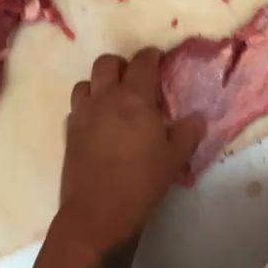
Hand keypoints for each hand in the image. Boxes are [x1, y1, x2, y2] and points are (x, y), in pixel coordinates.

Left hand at [55, 49, 205, 255]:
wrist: (98, 212)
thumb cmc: (142, 182)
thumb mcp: (174, 158)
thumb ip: (188, 133)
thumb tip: (198, 118)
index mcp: (134, 98)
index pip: (142, 62)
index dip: (151, 56)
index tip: (158, 59)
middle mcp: (105, 98)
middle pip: (106, 63)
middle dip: (121, 64)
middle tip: (134, 79)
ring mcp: (83, 114)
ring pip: (85, 82)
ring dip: (99, 84)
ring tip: (113, 100)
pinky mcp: (69, 132)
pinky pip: (76, 107)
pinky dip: (87, 107)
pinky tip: (98, 124)